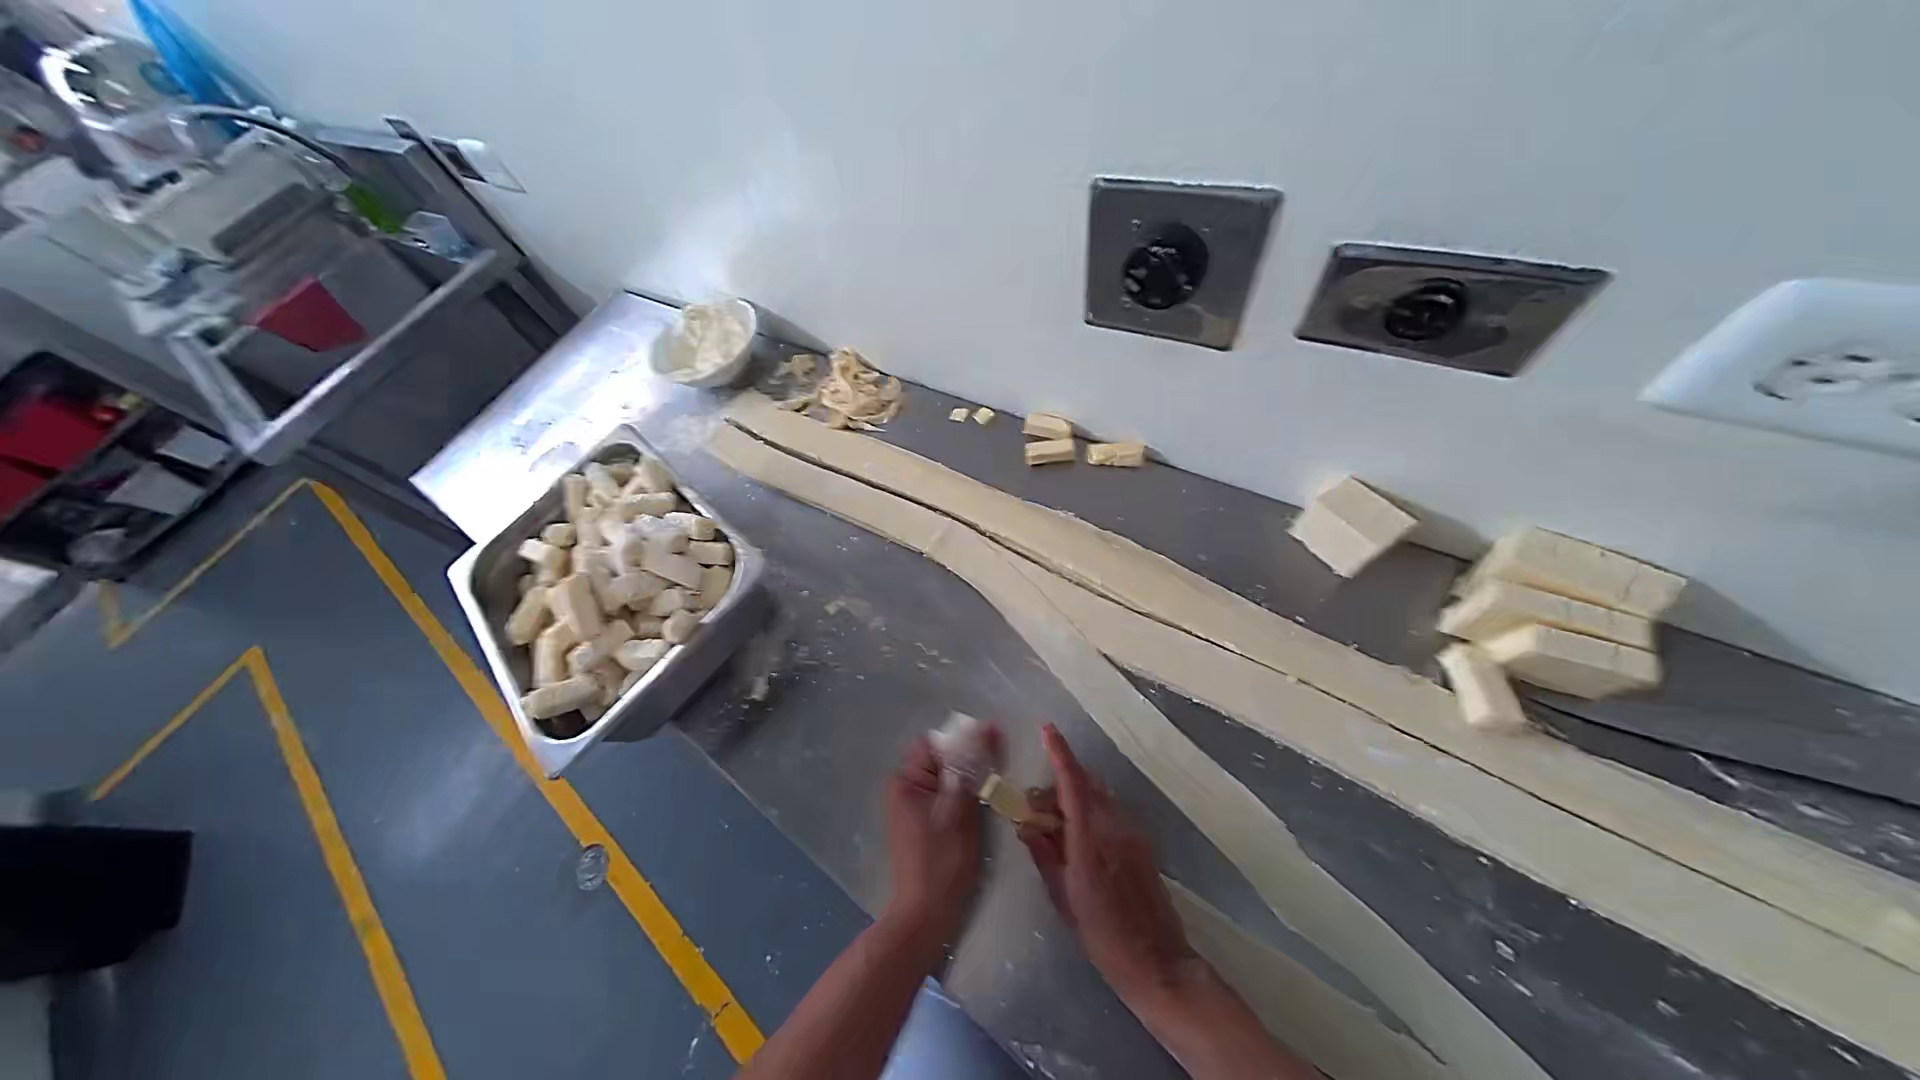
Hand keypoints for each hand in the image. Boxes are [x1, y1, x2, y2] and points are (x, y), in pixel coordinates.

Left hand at [884, 732, 988, 939]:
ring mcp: (910, 806)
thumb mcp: (961, 808)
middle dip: (969, 758)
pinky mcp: (921, 822)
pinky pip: (944, 794)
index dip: (965, 740)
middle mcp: (903, 788)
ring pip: (944, 776)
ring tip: (992, 783)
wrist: (927, 913)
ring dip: (968, 776)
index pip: (937, 743)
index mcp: (906, 780)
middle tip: (997, 767)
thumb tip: (986, 728)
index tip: (994, 744)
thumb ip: (971, 766)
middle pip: (940, 758)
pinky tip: (980, 802)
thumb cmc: (943, 861)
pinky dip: (962, 793)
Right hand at [1017, 725, 1197, 1002]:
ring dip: (1076, 797)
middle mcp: (1115, 828)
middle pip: (1086, 784)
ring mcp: (1133, 834)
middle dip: (1060, 783)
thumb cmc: (1104, 938)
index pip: (1074, 785)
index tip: (1048, 729)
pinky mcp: (1142, 843)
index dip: (1060, 754)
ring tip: (1056, 827)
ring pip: (1100, 796)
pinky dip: (1091, 811)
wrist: (1159, 964)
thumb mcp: (1064, 899)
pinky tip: (1080, 838)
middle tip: (1037, 811)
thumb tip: (1026, 825)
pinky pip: (1111, 812)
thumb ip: (1044, 856)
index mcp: (1090, 841)